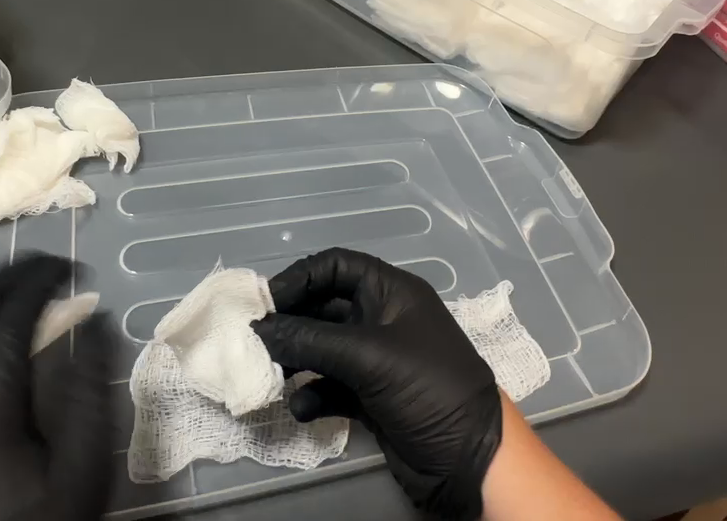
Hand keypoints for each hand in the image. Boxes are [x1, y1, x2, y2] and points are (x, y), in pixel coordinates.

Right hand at [251, 248, 501, 519]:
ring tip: (270, 373)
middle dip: (292, 321)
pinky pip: (332, 386)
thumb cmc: (427, 387)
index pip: (338, 266)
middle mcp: (382, 319)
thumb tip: (259, 329)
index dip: (300, 276)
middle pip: (326, 306)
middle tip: (256, 339)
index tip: (264, 300)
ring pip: (325, 348)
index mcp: (391, 292)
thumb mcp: (369, 357)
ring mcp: (377, 359)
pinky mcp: (372, 398)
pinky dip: (313, 394)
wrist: (471, 460)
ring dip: (297, 358)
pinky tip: (301, 407)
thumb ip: (312, 340)